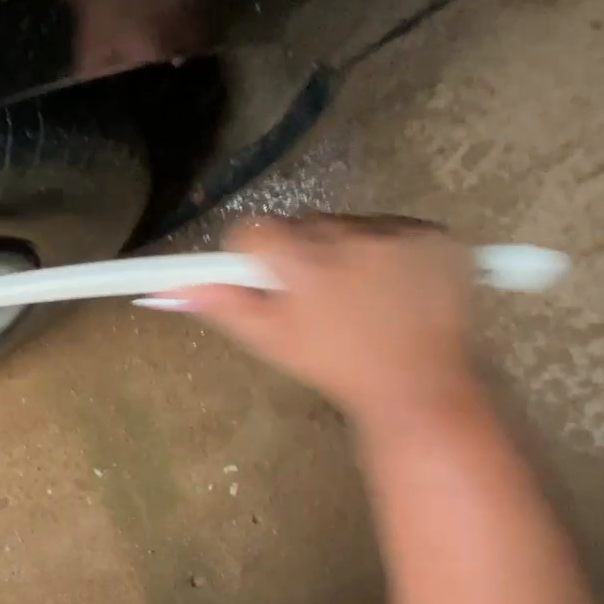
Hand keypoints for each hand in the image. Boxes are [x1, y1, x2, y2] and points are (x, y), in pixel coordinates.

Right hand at [161, 214, 482, 431]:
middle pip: (301, 223)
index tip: (258, 276)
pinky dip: (381, 247)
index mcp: (303, 263)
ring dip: (338, 247)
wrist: (415, 379)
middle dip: (295, 250)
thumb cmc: (330, 363)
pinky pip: (390, 227)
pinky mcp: (435, 234)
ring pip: (345, 224)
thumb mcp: (268, 338)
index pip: (254, 230)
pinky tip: (384, 283)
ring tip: (349, 290)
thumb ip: (222, 305)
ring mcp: (397, 233)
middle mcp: (350, 237)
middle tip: (306, 292)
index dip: (249, 253)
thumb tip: (169, 289)